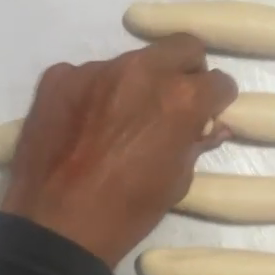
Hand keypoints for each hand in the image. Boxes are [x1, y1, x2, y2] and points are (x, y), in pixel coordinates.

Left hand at [0, 36, 235, 266]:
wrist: (56, 227)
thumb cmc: (128, 211)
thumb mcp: (177, 182)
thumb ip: (195, 143)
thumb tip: (209, 127)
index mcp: (181, 99)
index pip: (218, 81)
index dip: (215, 101)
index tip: (207, 115)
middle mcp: (143, 71)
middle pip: (182, 47)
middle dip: (187, 71)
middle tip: (174, 102)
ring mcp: (97, 69)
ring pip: (132, 62)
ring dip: (137, 83)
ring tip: (121, 119)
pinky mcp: (59, 77)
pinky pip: (89, 75)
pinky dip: (95, 93)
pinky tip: (85, 124)